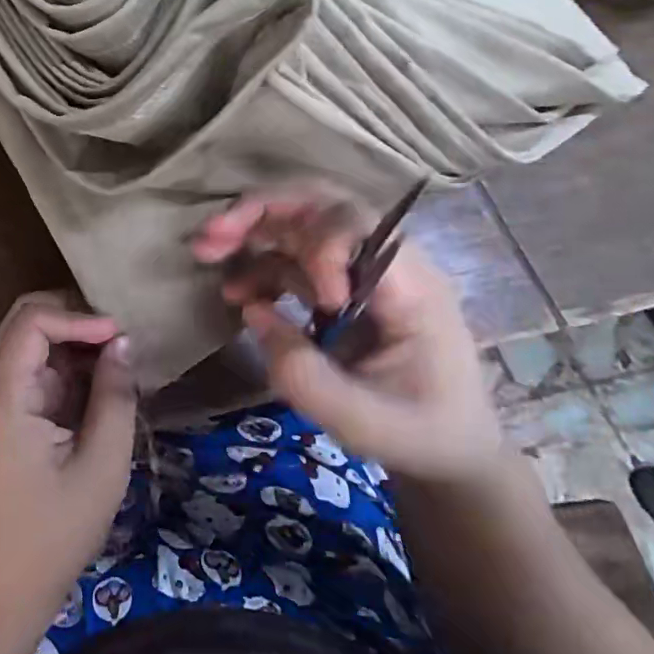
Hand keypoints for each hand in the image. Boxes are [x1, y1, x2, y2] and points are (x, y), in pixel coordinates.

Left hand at [0, 293, 136, 609]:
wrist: (19, 578)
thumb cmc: (60, 526)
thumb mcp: (103, 462)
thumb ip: (115, 395)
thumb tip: (123, 341)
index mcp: (7, 394)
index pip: (32, 321)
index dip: (77, 318)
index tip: (119, 335)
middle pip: (27, 320)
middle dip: (74, 318)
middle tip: (119, 336)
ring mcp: (6, 398)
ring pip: (36, 340)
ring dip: (77, 340)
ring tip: (121, 355)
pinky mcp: (20, 411)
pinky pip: (45, 367)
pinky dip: (76, 363)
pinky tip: (107, 379)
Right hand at [192, 184, 505, 482]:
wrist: (447, 446)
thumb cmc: (419, 433)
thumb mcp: (362, 421)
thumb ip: (302, 373)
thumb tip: (253, 311)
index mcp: (412, 285)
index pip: (362, 227)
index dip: (325, 248)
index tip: (322, 304)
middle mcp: (385, 261)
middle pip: (322, 206)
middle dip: (264, 211)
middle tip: (213, 234)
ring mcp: (358, 270)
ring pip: (300, 222)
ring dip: (251, 230)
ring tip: (206, 252)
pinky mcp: (337, 283)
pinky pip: (292, 256)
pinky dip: (258, 263)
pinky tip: (236, 292)